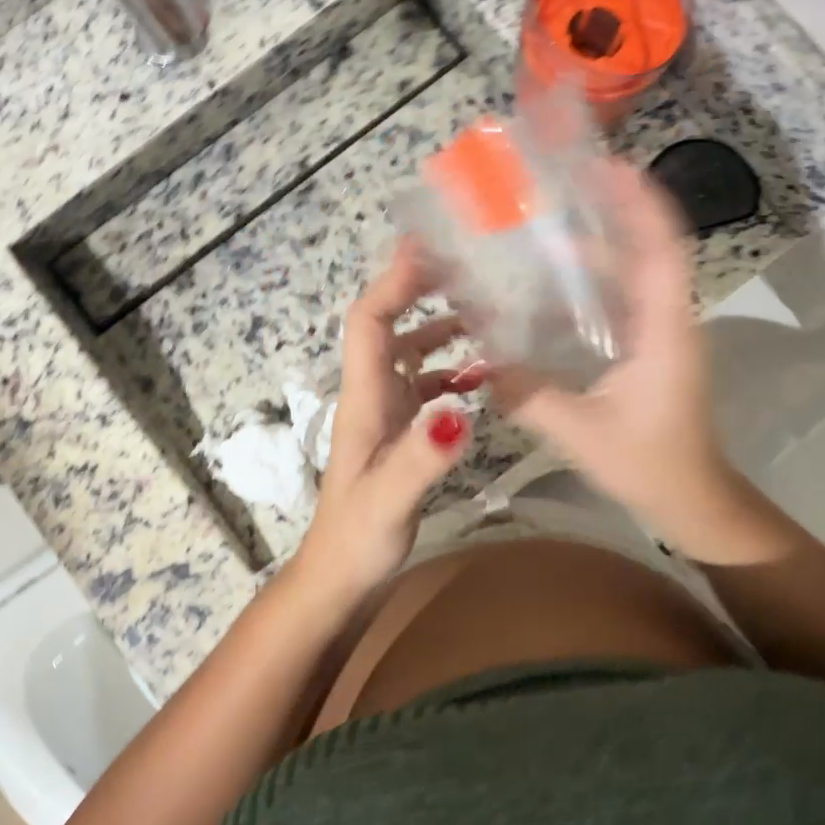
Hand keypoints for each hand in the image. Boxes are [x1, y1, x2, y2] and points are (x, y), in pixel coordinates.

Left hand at [294, 240, 479, 594]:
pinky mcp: (400, 433)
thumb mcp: (390, 499)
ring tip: (485, 310)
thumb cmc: (358, 537)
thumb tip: (459, 410)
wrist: (339, 575)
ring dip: (438, 327)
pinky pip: (424, 386)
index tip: (428, 250)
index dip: (393, 283)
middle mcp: (372, 396)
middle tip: (463, 265)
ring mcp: (385, 414)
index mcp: (364, 399)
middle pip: (386, 326)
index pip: (369, 323)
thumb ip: (421, 458)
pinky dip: (450, 371)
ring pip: (408, 353)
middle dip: (417, 289)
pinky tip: (480, 377)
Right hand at [494, 160, 737, 536]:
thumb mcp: (583, 433)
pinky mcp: (650, 351)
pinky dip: (591, 285)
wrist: (693, 500)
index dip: (641, 204)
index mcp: (665, 330)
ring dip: (597, 249)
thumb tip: (482, 366)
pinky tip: (551, 290)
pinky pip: (622, 301)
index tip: (609, 167)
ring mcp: (661, 335)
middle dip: (610, 214)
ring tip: (546, 230)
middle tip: (559, 190)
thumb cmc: (650, 464)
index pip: (663, 250)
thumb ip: (530, 396)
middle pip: (646, 251)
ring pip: (633, 275)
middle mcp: (669, 321)